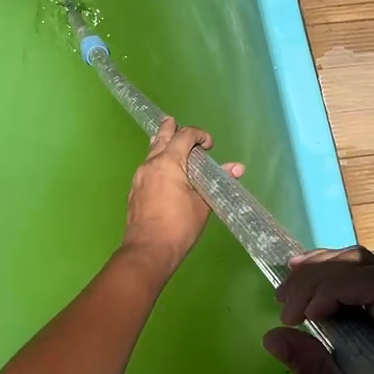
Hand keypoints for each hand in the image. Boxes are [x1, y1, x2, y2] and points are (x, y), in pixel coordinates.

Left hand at [120, 118, 242, 274]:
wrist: (148, 251)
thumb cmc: (179, 226)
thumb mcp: (203, 204)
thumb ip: (217, 182)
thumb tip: (237, 168)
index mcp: (168, 162)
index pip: (184, 136)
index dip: (199, 135)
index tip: (209, 145)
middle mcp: (150, 164)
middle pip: (161, 138)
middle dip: (171, 129)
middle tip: (175, 122)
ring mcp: (139, 177)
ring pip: (152, 152)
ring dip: (163, 145)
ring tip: (170, 143)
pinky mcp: (135, 191)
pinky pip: (148, 167)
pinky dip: (157, 162)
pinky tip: (165, 172)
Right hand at [261, 247, 373, 373]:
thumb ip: (315, 371)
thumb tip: (273, 336)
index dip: (333, 289)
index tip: (301, 316)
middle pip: (364, 267)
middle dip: (317, 279)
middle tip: (282, 305)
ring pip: (360, 264)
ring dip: (318, 271)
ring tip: (284, 291)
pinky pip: (358, 274)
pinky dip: (326, 273)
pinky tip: (299, 277)